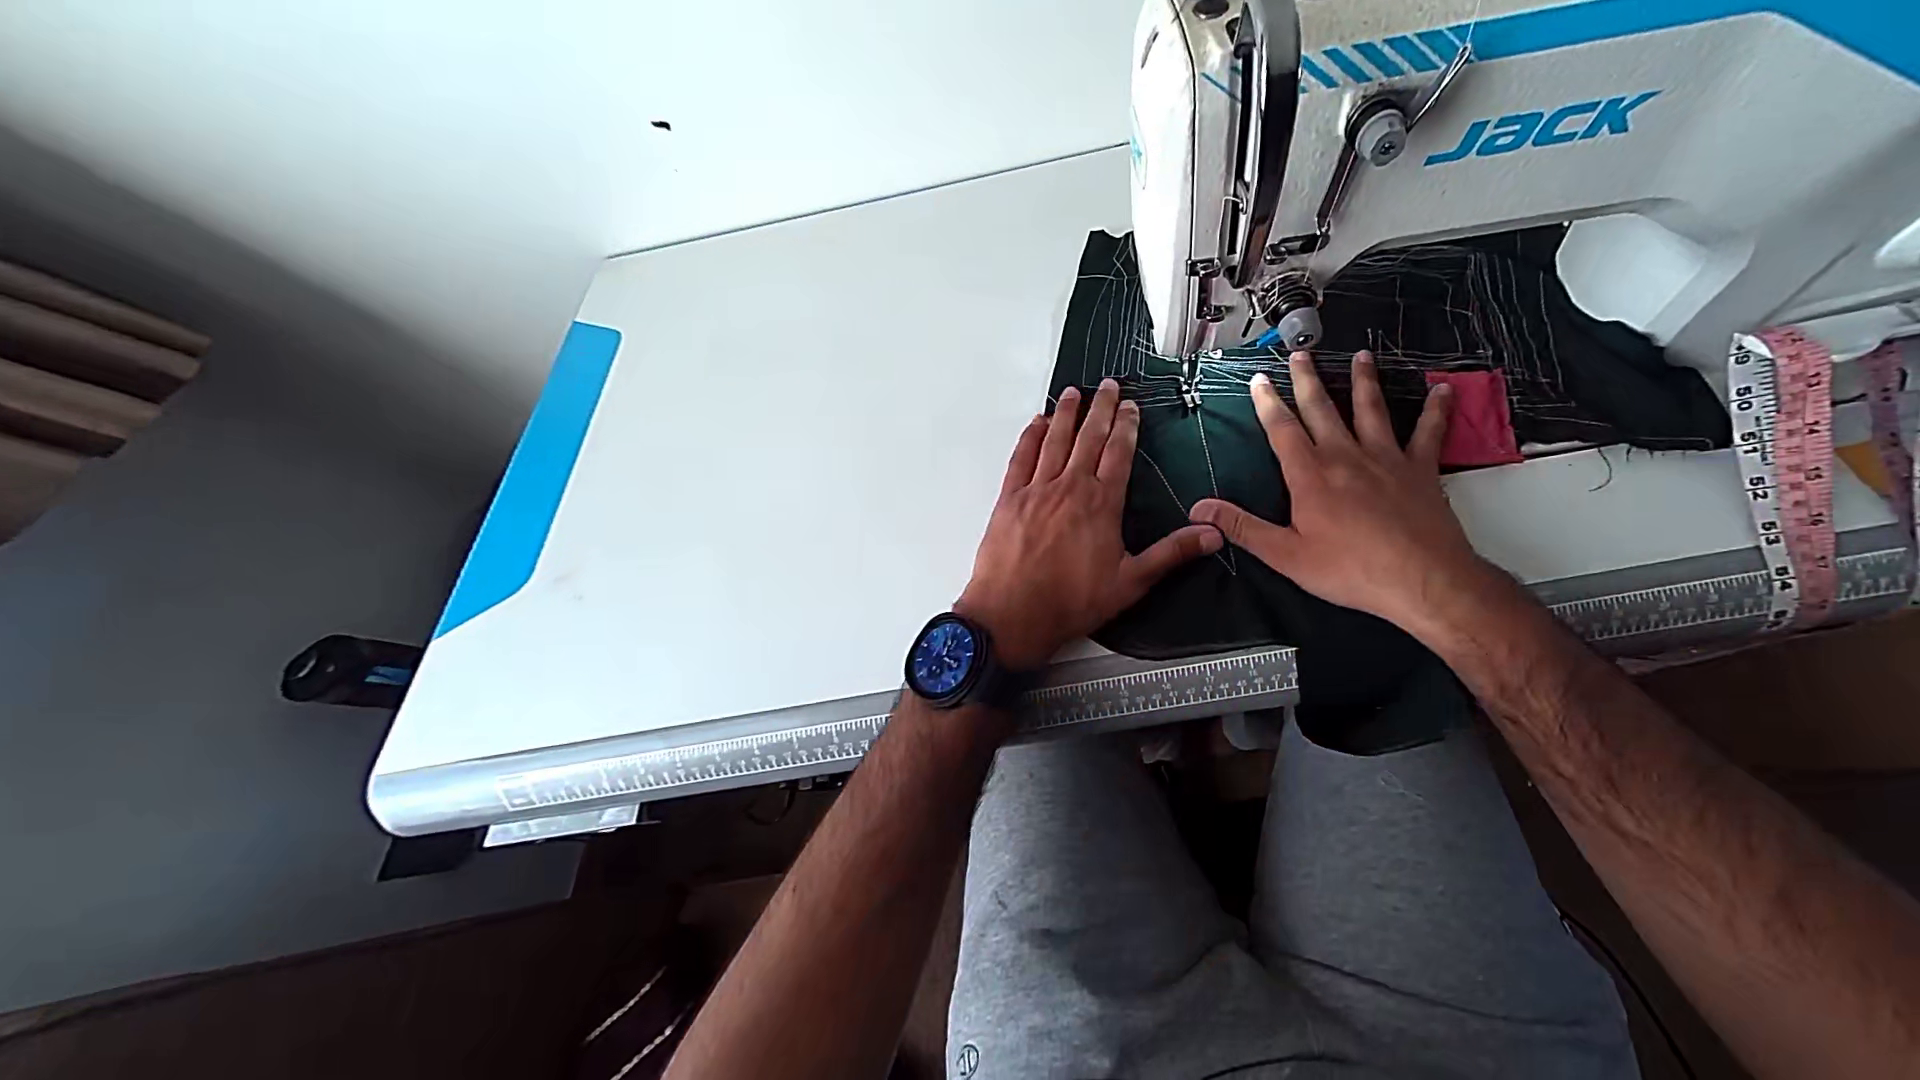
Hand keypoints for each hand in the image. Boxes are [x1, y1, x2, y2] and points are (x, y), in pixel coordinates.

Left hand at [958, 379, 1222, 669]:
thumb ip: (1171, 554)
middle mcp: (1069, 488)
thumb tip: (1211, 534)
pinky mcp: (1009, 500)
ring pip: (1054, 440)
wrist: (1012, 614)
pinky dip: (1030, 437)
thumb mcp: (1130, 582)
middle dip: (1100, 408)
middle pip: (1088, 437)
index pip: (1119, 453)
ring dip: (1066, 414)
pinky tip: (1036, 424)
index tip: (1130, 407)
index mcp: (1101, 504)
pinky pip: (1020, 458)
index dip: (1126, 426)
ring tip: (1073, 392)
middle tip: (1107, 385)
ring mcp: (1036, 491)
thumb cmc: (1069, 602)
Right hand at [1189, 351, 1505, 638]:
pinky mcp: (1421, 470)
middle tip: (1300, 354)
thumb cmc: (1350, 570)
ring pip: (1372, 410)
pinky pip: (1429, 433)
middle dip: (1307, 381)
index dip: (1267, 403)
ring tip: (1361, 356)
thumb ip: (1242, 527)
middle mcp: (1346, 457)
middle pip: (1322, 409)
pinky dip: (1437, 410)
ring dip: (1364, 381)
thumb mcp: (1284, 555)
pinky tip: (1443, 390)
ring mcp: (1387, 459)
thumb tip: (1200, 508)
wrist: (1422, 581)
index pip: (1282, 430)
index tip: (1258, 380)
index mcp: (1310, 476)